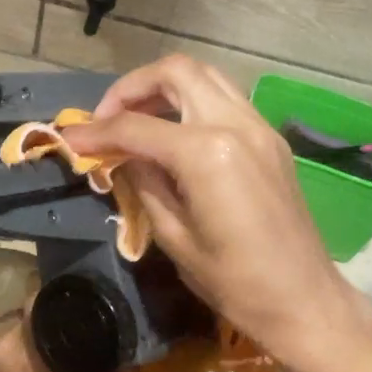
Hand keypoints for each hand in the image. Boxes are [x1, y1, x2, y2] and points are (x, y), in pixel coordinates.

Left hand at [0, 311, 124, 371]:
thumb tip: (134, 355)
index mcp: (27, 351)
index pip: (43, 301)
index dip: (61, 299)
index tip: (76, 306)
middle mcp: (1, 339)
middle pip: (29, 308)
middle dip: (46, 316)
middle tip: (64, 329)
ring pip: (12, 318)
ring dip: (27, 328)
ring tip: (42, 343)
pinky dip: (9, 338)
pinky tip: (19, 356)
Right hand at [60, 55, 371, 366]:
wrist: (303, 300)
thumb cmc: (234, 282)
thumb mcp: (174, 237)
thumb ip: (143, 184)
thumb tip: (120, 157)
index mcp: (207, 154)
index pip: (136, 127)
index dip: (96, 132)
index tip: (68, 140)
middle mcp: (235, 124)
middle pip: (175, 72)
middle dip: (132, 87)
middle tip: (107, 118)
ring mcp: (258, 127)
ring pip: (205, 75)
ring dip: (164, 87)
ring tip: (137, 120)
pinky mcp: (270, 139)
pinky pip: (224, 98)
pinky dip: (191, 101)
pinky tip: (173, 133)